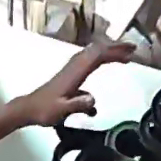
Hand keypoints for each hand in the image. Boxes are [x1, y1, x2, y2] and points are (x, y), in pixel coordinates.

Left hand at [11, 41, 137, 125]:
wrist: (28, 109)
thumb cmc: (43, 110)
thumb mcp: (62, 111)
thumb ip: (77, 106)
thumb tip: (93, 101)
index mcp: (74, 73)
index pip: (98, 56)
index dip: (115, 52)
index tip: (130, 53)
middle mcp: (73, 67)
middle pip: (97, 51)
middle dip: (115, 48)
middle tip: (133, 50)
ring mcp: (70, 70)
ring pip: (92, 55)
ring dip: (108, 52)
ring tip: (123, 56)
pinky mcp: (68, 76)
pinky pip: (87, 63)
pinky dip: (98, 60)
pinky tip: (102, 65)